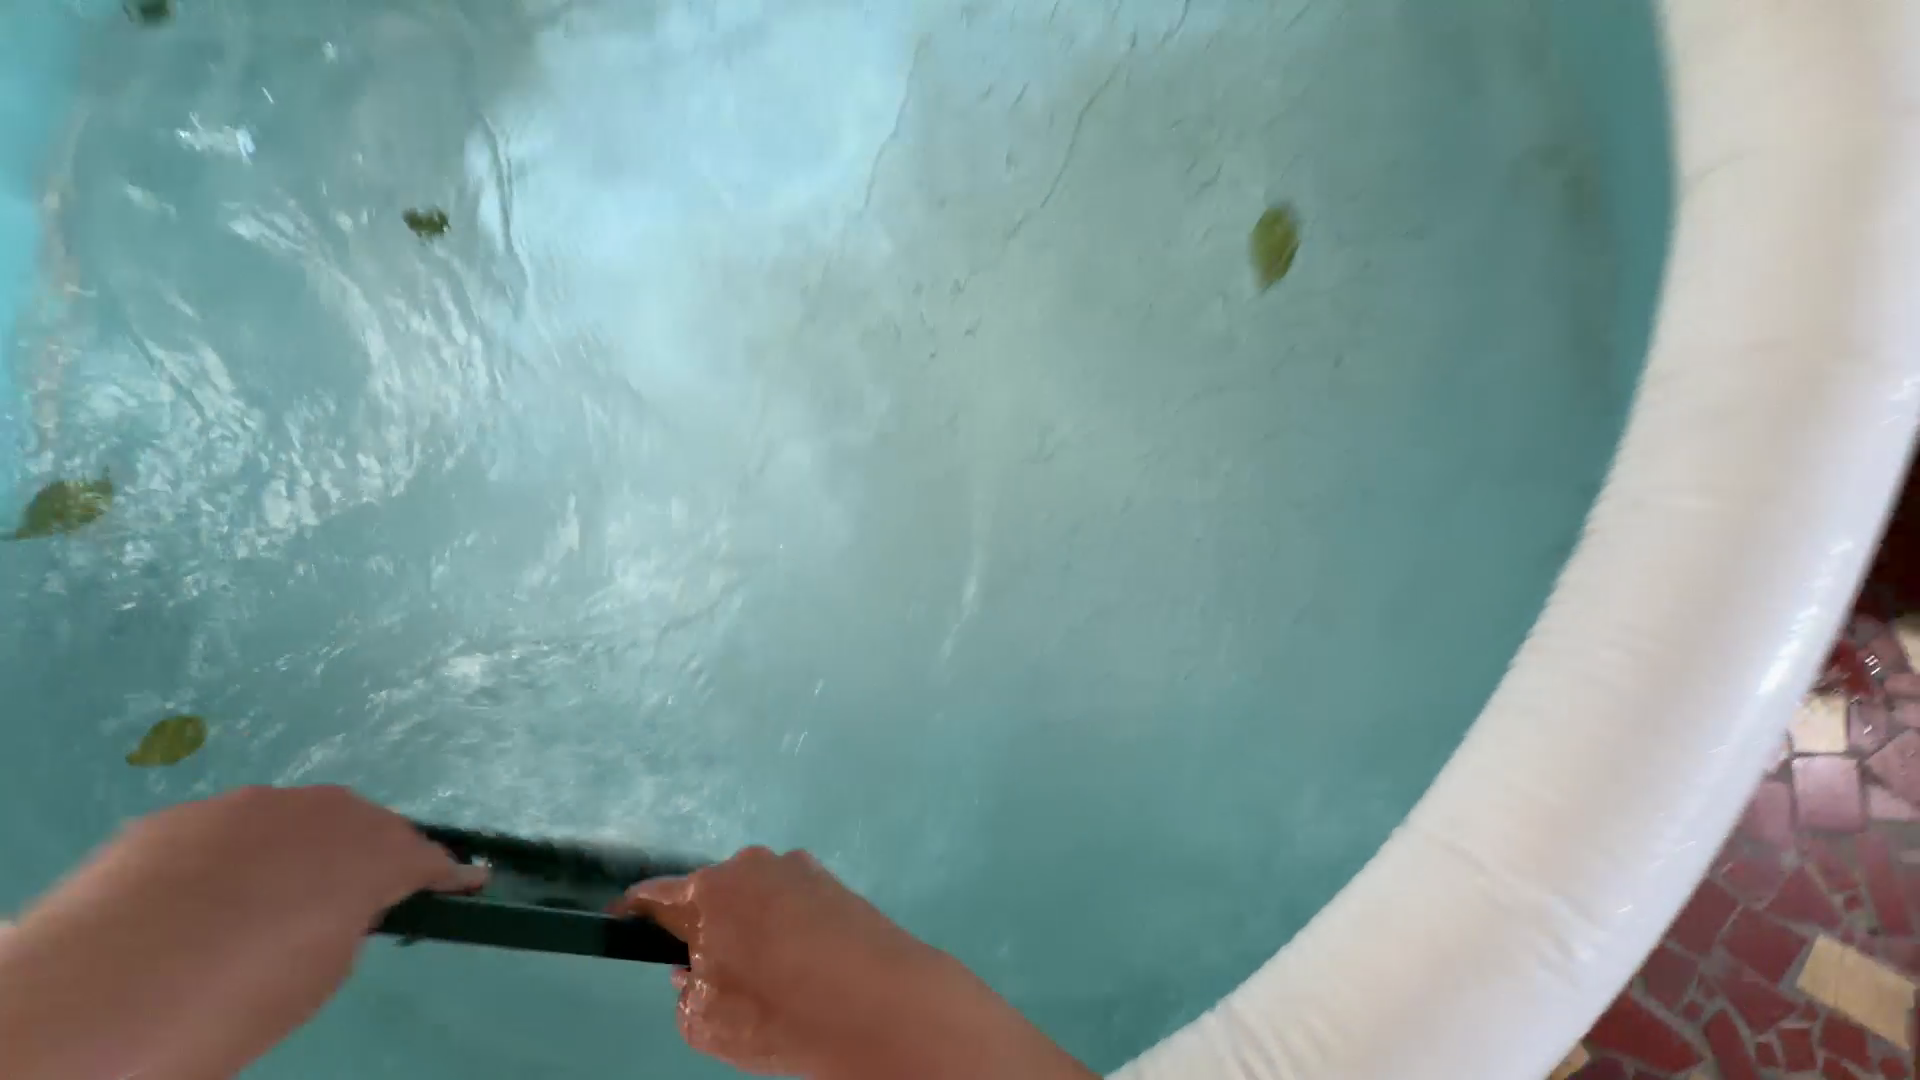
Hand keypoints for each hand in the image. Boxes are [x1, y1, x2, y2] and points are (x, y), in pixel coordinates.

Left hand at [0, 785, 484, 1079]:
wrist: (95, 999)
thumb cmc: (240, 996)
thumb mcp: (323, 970)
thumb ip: (348, 921)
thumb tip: (333, 908)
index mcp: (375, 851)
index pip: (429, 859)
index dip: (451, 875)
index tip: (471, 882)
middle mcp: (326, 811)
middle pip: (363, 827)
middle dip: (365, 857)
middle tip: (348, 900)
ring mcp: (249, 806)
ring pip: (292, 821)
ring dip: (294, 851)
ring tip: (261, 900)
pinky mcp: (178, 816)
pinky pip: (224, 833)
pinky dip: (228, 859)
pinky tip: (196, 900)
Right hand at [614, 847, 1095, 1079]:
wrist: (883, 1001)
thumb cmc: (781, 1013)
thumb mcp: (707, 1020)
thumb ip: (686, 989)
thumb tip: (695, 967)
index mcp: (712, 889)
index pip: (655, 895)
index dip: (634, 914)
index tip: (622, 925)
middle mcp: (755, 863)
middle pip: (712, 894)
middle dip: (705, 928)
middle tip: (713, 976)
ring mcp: (801, 868)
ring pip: (756, 898)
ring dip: (751, 928)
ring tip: (769, 980)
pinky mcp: (835, 882)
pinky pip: (791, 902)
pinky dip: (786, 929)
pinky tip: (802, 968)